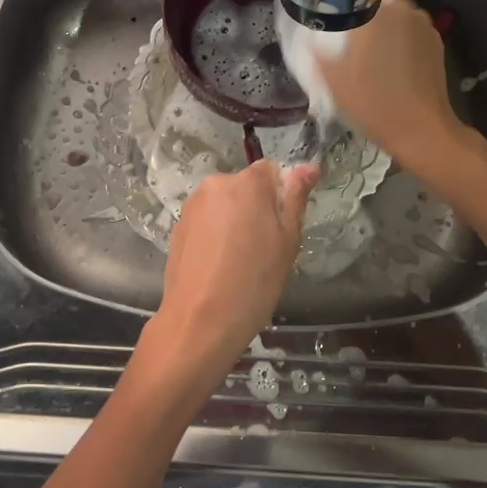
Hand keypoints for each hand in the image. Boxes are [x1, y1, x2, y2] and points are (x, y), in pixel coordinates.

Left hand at [148, 159, 319, 376]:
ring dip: (235, 221)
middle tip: (265, 248)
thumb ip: (295, 198)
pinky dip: (215, 234)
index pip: (271, 171)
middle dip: (257, 208)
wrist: (199, 320)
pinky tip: (219, 264)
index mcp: (247, 183)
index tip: (283, 226)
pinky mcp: (178, 224)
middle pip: (245, 187)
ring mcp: (193, 204)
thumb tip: (308, 166)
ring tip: (240, 260)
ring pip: (225, 204)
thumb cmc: (254, 282)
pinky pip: (206, 220)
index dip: (281, 195)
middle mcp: (216, 184)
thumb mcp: (287, 241)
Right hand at [316, 0, 463, 163]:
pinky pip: (409, 39)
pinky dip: (398, 48)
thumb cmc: (372, 100)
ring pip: (393, 24)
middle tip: (345, 49)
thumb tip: (309, 38)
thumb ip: (317, 51)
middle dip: (360, 25)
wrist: (421, 132)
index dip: (338, 14)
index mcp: (380, 10)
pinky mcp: (437, 47)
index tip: (329, 32)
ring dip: (380, 36)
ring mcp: (426, 28)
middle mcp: (406, 10)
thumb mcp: (332, 77)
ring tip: (366, 61)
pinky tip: (387, 70)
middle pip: (373, 11)